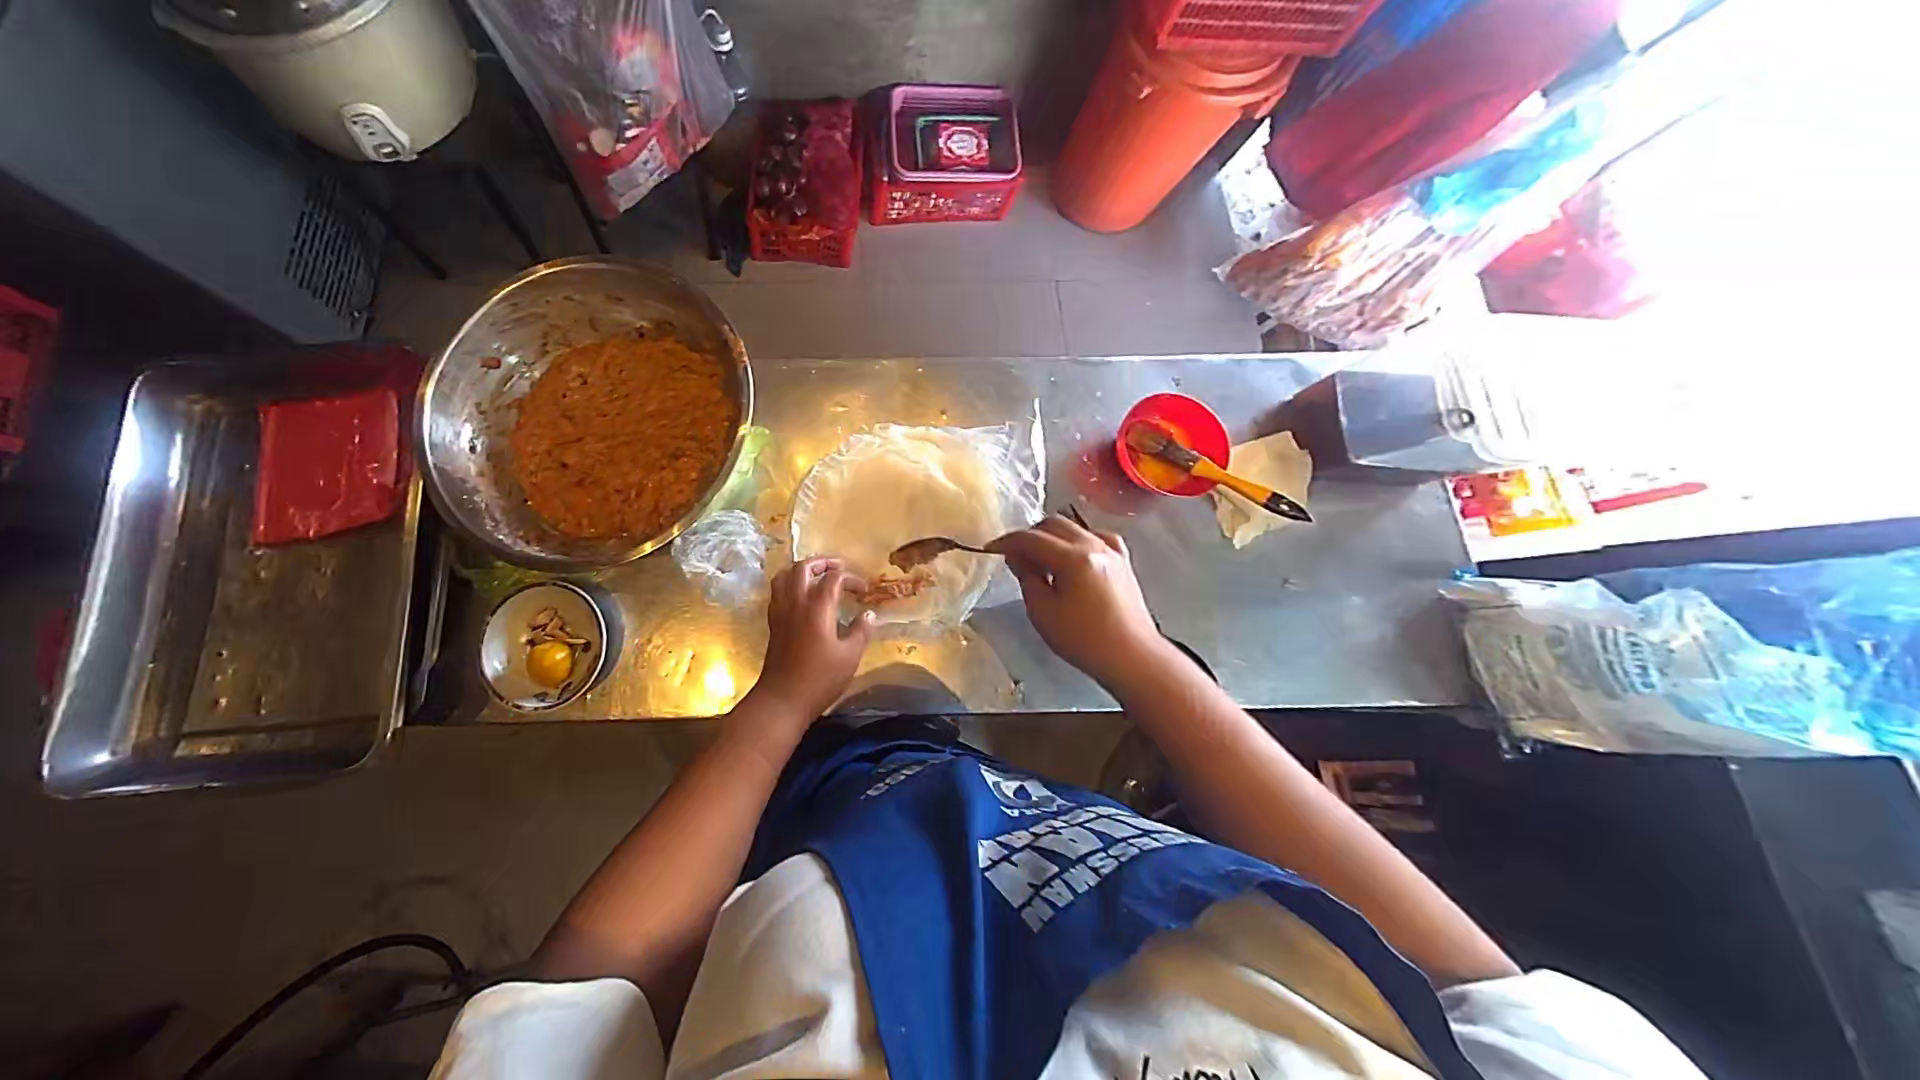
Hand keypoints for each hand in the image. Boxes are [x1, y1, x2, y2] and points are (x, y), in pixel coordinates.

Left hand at [748, 557, 874, 722]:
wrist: (782, 700)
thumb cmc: (820, 679)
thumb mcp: (850, 656)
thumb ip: (861, 631)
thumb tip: (869, 614)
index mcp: (817, 607)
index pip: (834, 578)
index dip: (851, 578)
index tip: (864, 591)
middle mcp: (796, 603)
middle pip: (803, 568)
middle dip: (822, 562)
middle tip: (839, 567)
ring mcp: (780, 612)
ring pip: (784, 576)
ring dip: (802, 570)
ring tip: (817, 576)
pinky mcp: (773, 623)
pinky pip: (778, 592)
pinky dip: (790, 584)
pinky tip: (802, 597)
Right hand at [987, 516, 1174, 690]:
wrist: (1132, 657)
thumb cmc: (1084, 641)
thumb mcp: (1044, 613)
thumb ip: (1028, 578)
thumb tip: (1017, 557)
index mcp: (1073, 558)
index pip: (1032, 539)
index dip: (1008, 542)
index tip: (991, 549)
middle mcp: (1094, 546)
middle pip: (1055, 525)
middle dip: (1030, 535)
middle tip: (1015, 555)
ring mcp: (1112, 552)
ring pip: (1076, 529)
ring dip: (1054, 537)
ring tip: (1042, 559)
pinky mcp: (1123, 563)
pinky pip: (1097, 539)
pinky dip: (1080, 542)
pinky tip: (1075, 557)